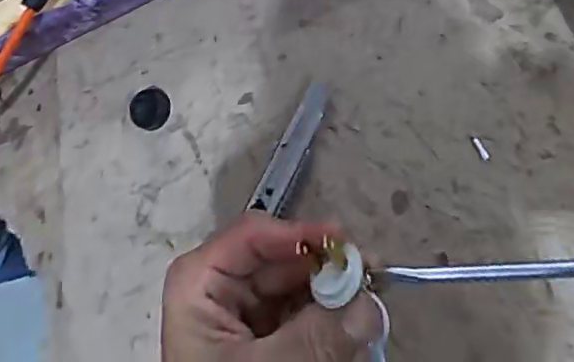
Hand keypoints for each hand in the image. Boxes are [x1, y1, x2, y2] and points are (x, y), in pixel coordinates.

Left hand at [163, 214, 382, 361]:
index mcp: (200, 285)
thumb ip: (315, 339)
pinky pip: (307, 315)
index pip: (251, 235)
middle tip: (374, 277)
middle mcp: (224, 289)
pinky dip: (332, 322)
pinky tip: (354, 337)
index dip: (298, 233)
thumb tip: (370, 306)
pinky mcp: (269, 339)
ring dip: (338, 297)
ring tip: (368, 314)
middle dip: (330, 270)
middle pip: (284, 259)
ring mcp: (247, 315)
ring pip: (302, 286)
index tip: (342, 244)